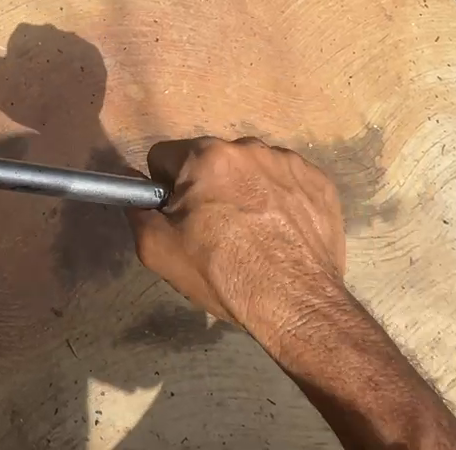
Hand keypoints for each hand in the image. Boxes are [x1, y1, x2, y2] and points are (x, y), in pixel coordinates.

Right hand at [127, 136, 346, 336]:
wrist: (298, 308)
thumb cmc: (222, 274)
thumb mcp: (156, 249)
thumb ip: (137, 210)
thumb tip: (136, 188)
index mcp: (206, 156)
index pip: (164, 156)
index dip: (164, 188)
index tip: (179, 217)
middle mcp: (247, 147)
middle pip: (208, 160)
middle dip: (206, 186)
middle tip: (215, 229)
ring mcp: (288, 162)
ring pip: (247, 167)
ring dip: (243, 188)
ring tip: (254, 232)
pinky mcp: (320, 181)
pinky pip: (285, 179)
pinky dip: (279, 197)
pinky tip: (281, 230)